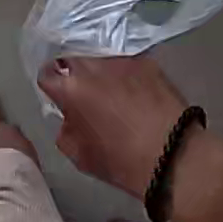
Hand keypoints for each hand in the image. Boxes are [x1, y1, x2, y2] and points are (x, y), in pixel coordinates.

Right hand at [38, 54, 192, 198]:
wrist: (175, 157)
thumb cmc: (123, 163)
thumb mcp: (79, 155)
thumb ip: (65, 128)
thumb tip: (69, 114)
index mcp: (70, 89)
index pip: (46, 74)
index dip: (51, 85)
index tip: (59, 96)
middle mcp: (91, 66)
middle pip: (71, 60)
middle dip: (73, 74)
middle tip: (84, 93)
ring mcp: (120, 59)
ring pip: (98, 58)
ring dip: (98, 72)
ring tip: (111, 91)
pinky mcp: (145, 59)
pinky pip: (124, 62)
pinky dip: (124, 73)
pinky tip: (134, 91)